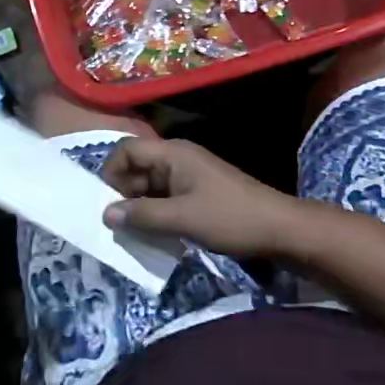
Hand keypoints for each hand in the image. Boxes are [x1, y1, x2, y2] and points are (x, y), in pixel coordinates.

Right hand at [99, 137, 298, 257]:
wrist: (278, 228)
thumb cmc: (229, 218)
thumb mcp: (181, 219)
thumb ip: (142, 215)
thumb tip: (106, 213)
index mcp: (173, 153)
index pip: (127, 150)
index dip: (110, 173)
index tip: (106, 205)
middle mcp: (179, 157)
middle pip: (137, 167)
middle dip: (123, 194)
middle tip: (116, 226)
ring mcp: (190, 174)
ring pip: (151, 185)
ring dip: (139, 207)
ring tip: (132, 234)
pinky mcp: (199, 191)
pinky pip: (166, 196)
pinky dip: (156, 212)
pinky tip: (155, 235)